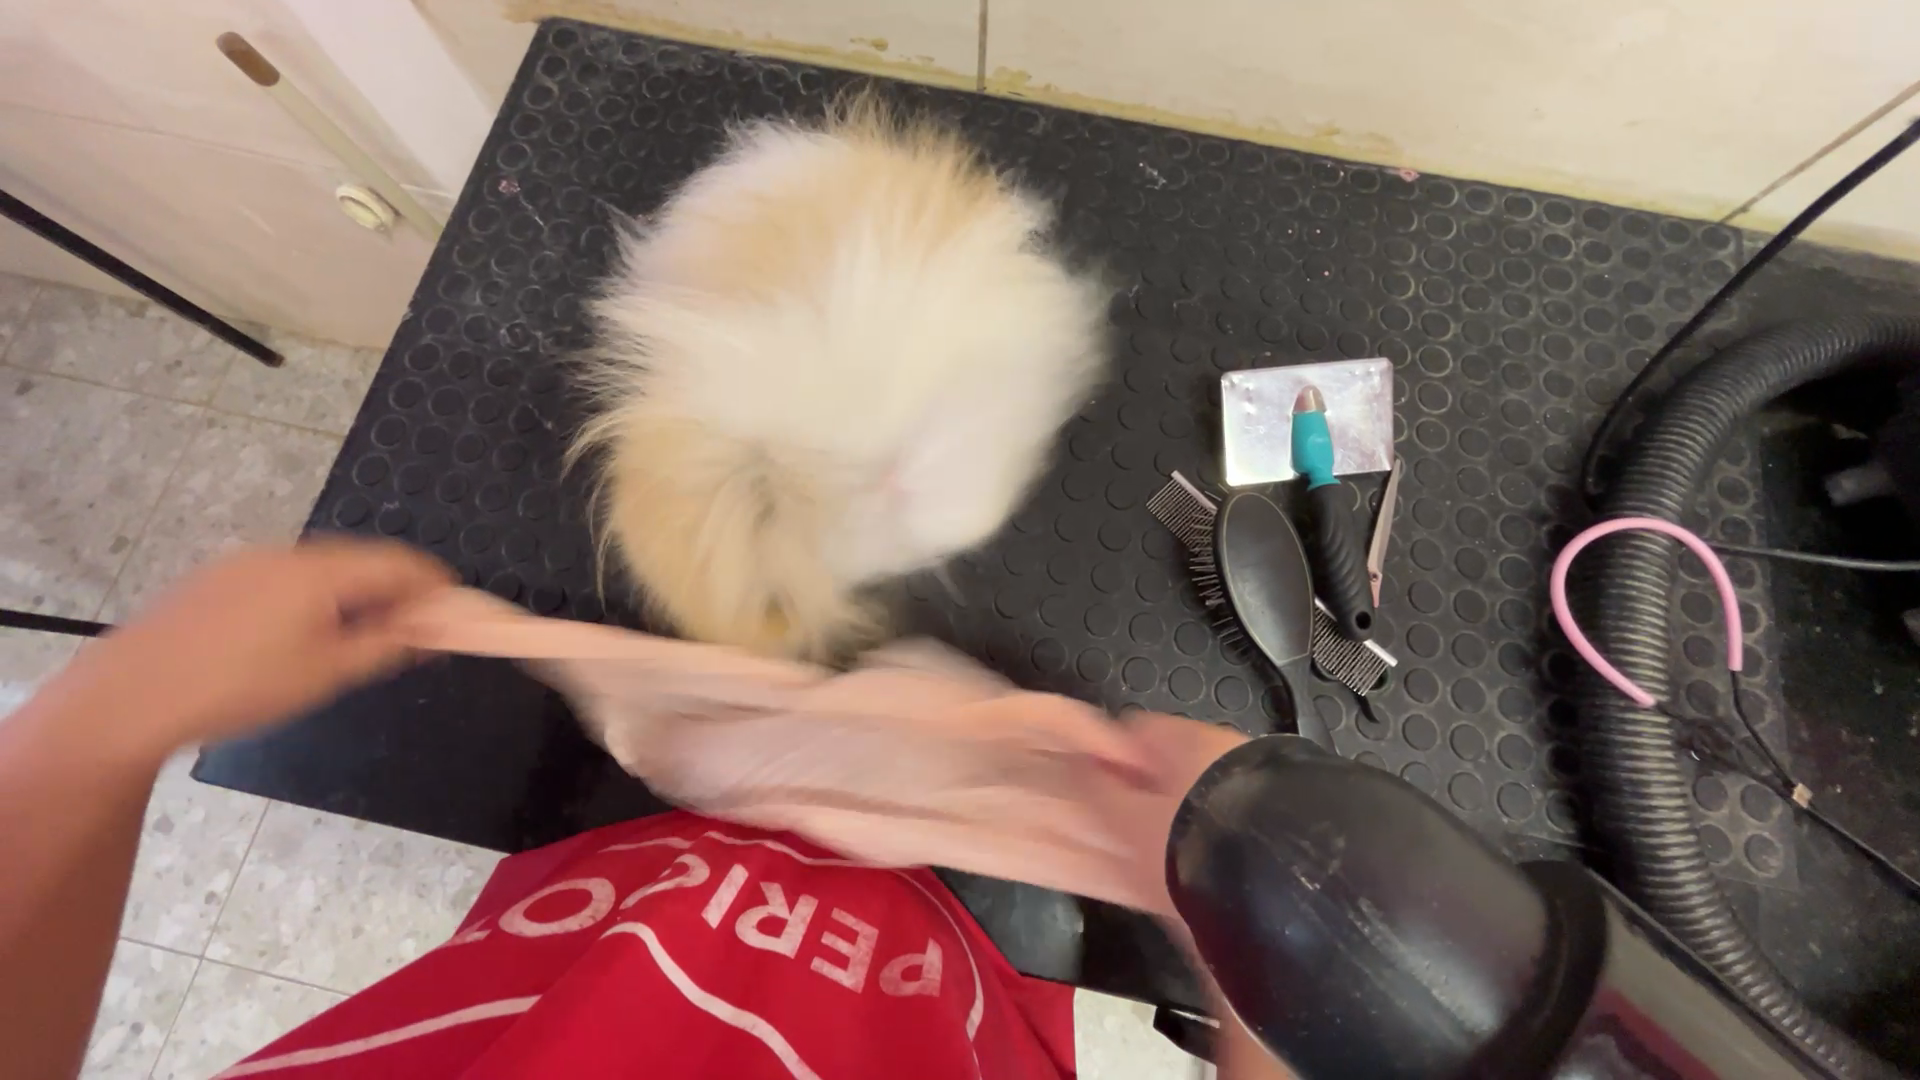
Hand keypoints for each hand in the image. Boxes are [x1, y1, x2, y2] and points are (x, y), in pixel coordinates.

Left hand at [47, 539, 452, 764]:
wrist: (121, 703)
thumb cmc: (239, 688)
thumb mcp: (331, 672)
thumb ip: (393, 643)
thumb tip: (437, 630)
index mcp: (319, 571)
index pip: (401, 563)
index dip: (438, 585)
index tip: (458, 611)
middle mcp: (285, 554)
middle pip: (366, 561)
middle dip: (398, 591)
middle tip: (413, 630)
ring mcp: (245, 562)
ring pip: (327, 568)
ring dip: (358, 594)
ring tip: (362, 636)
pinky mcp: (217, 577)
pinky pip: (289, 576)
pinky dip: (318, 595)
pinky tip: (308, 633)